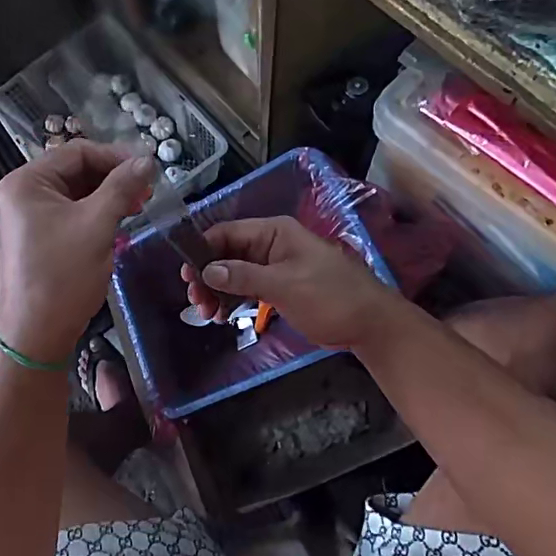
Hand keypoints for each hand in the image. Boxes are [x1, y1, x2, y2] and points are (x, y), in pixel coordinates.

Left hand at [0, 141, 155, 363]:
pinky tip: (121, 220)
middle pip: (77, 170)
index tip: (150, 169)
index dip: (116, 156)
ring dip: (109, 195)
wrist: (37, 332)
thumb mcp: (97, 225)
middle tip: (148, 190)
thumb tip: (148, 160)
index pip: (77, 151)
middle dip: (114, 177)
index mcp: (27, 181)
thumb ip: (122, 187)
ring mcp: (30, 215)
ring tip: (140, 205)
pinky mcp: (41, 236)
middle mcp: (24, 192)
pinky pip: (73, 213)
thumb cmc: (63, 274)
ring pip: (78, 192)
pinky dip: (98, 213)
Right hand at [180, 216, 398, 347]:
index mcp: (274, 232)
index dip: (202, 252)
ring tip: (208, 314)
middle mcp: (271, 244)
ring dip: (217, 291)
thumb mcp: (284, 285)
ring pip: (233, 273)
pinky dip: (232, 300)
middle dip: (207, 276)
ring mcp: (274, 266)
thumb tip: (206, 271)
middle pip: (226, 254)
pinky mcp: (279, 287)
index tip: (187, 277)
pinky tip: (222, 316)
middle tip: (196, 304)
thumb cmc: (330, 296)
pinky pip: (246, 288)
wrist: (369, 323)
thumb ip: (243, 276)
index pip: (226, 233)